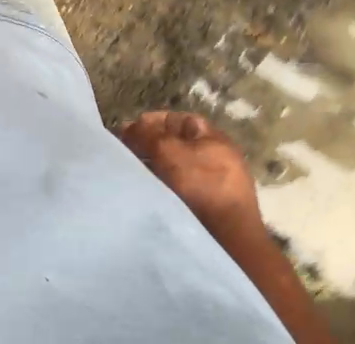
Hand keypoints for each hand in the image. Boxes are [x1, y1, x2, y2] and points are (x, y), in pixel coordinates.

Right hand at [120, 111, 260, 234]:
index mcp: (215, 139)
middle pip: (175, 142)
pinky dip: (164, 184)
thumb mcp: (166, 148)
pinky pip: (181, 185)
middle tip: (127, 151)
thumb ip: (146, 132)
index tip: (129, 131)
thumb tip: (131, 127)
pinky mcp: (213, 204)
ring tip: (135, 171)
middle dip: (149, 144)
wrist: (227, 236)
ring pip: (176, 165)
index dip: (152, 121)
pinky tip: (151, 189)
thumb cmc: (198, 184)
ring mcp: (218, 183)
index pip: (177, 119)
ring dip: (155, 165)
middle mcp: (219, 157)